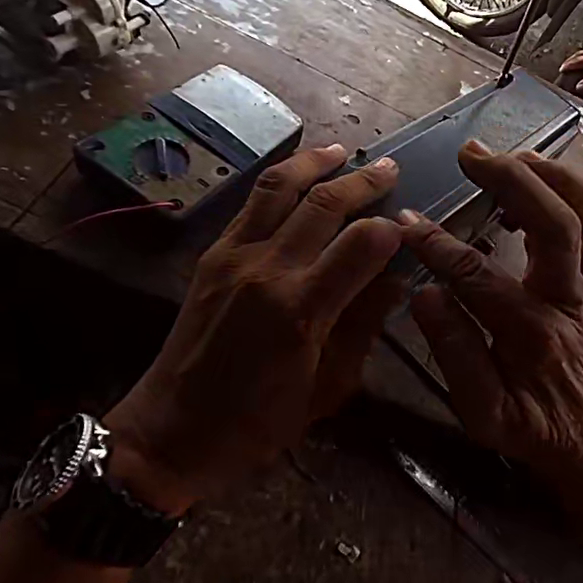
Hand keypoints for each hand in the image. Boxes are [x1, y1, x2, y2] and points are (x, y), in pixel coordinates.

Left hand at [104, 145, 403, 511]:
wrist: (173, 432)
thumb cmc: (260, 422)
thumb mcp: (330, 385)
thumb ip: (365, 324)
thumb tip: (396, 279)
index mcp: (302, 310)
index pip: (362, 244)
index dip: (392, 229)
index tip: (409, 226)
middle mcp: (267, 270)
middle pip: (323, 203)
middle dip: (363, 181)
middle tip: (390, 168)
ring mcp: (233, 257)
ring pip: (277, 188)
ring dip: (314, 162)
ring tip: (341, 150)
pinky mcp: (211, 256)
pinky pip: (249, 204)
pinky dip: (279, 182)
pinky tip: (297, 177)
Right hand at [398, 141, 582, 480]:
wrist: (582, 435)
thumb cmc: (526, 425)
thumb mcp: (480, 412)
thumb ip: (454, 353)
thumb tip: (426, 294)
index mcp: (535, 335)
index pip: (483, 279)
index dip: (441, 247)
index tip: (408, 223)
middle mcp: (572, 300)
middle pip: (560, 225)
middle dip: (514, 181)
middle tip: (471, 154)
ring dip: (557, 176)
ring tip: (511, 157)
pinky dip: (574, 192)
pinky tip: (536, 184)